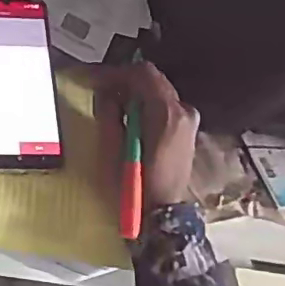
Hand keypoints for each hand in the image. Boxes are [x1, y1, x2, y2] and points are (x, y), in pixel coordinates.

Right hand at [99, 62, 200, 208]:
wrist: (165, 214)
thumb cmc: (136, 184)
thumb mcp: (114, 148)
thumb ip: (110, 114)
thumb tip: (106, 92)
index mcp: (167, 113)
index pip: (143, 74)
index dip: (116, 72)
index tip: (95, 79)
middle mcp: (183, 110)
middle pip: (153, 79)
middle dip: (125, 81)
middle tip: (100, 88)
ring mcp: (189, 120)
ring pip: (159, 91)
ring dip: (136, 92)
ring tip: (112, 103)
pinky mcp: (187, 130)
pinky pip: (165, 106)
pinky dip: (146, 104)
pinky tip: (130, 116)